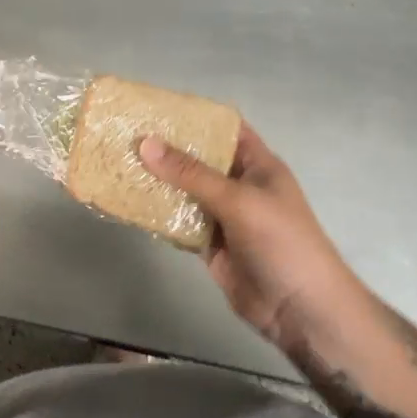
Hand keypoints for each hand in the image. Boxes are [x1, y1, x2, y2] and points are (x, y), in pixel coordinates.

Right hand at [139, 127, 368, 349]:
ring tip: (116, 162)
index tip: (154, 107)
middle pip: (197, 158)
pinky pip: (177, 221)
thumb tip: (144, 143)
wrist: (300, 310)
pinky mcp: (207, 243)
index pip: (225, 128)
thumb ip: (190, 173)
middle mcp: (237, 185)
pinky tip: (127, 202)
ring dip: (155, 180)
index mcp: (257, 165)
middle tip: (124, 133)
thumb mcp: (238, 200)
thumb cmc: (282, 242)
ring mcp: (222, 215)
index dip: (195, 116)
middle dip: (165, 148)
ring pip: (183, 190)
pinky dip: (155, 213)